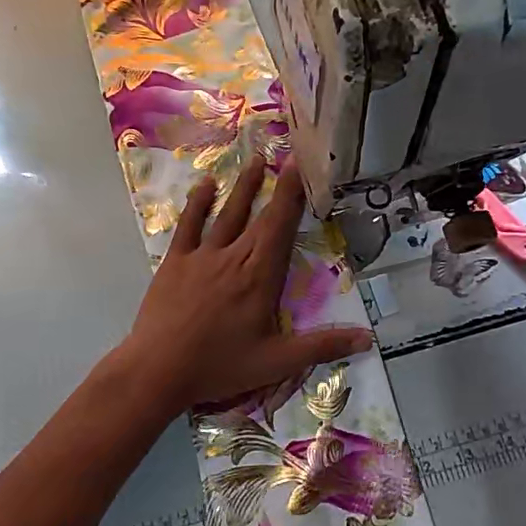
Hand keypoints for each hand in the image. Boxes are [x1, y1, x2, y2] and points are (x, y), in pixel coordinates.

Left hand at [115, 157, 371, 412]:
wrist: (157, 369)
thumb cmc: (219, 366)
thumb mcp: (277, 362)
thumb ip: (322, 347)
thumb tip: (368, 338)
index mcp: (260, 276)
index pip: (281, 228)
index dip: (293, 197)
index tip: (302, 169)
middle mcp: (233, 257)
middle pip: (259, 216)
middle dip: (275, 186)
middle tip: (285, 156)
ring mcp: (202, 257)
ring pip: (227, 214)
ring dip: (243, 188)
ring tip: (255, 161)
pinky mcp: (175, 262)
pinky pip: (189, 226)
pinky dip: (198, 204)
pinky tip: (205, 185)